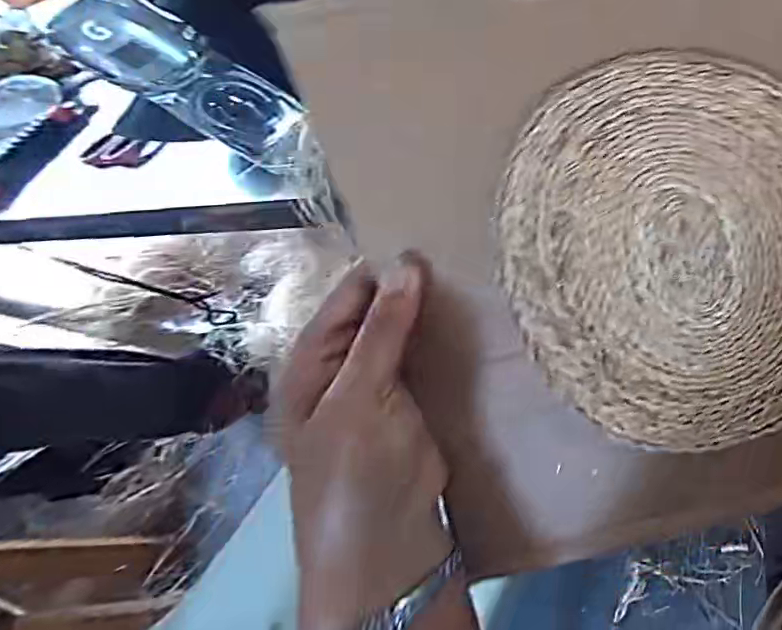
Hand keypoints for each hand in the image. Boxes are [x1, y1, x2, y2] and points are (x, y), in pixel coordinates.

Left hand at [277, 254, 451, 629]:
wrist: (386, 539)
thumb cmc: (356, 468)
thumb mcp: (362, 395)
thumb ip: (384, 330)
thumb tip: (408, 262)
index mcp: (310, 365)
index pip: (347, 299)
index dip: (384, 270)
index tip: (432, 241)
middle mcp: (341, 367)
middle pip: (376, 310)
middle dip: (410, 285)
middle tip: (459, 252)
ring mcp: (378, 381)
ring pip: (404, 328)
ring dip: (431, 306)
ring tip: (472, 274)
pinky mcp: (412, 394)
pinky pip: (425, 350)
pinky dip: (443, 331)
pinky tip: (470, 313)